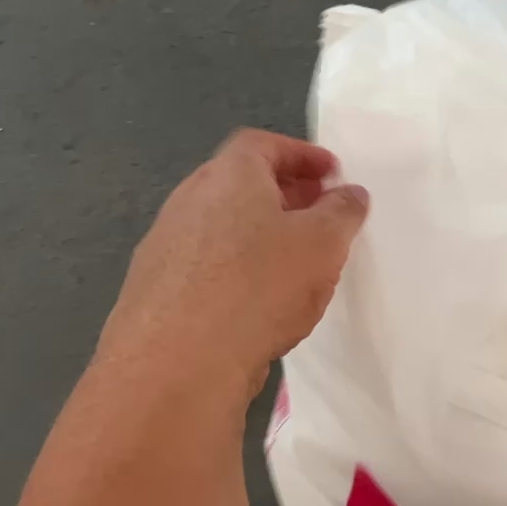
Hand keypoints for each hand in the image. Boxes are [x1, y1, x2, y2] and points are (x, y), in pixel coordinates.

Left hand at [99, 129, 368, 388]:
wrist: (177, 361)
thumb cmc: (260, 285)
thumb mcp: (323, 243)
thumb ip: (342, 212)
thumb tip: (349, 194)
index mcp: (229, 176)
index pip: (262, 144)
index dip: (301, 154)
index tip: (332, 174)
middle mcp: (189, 200)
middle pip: (239, 182)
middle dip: (284, 193)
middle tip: (321, 214)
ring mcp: (166, 244)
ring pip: (221, 224)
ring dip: (259, 231)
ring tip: (295, 259)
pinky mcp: (157, 287)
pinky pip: (206, 261)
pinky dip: (237, 266)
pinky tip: (260, 298)